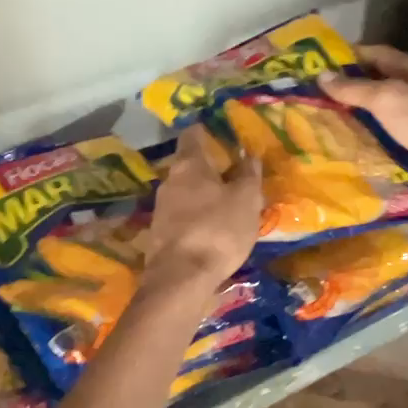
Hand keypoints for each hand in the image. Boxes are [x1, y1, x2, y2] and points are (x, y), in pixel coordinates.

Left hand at [144, 125, 262, 288]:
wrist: (181, 278)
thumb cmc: (217, 230)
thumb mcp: (246, 200)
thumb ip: (248, 175)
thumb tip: (248, 154)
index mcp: (188, 165)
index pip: (192, 135)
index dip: (205, 130)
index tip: (217, 129)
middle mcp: (169, 181)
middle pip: (187, 165)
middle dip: (207, 167)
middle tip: (230, 170)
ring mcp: (160, 209)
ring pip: (184, 192)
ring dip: (202, 194)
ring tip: (225, 201)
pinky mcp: (159, 234)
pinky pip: (181, 216)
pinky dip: (196, 216)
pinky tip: (210, 227)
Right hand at [317, 43, 407, 192]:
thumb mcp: (387, 99)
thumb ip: (355, 88)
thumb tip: (322, 76)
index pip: (377, 53)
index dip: (349, 56)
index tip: (319, 64)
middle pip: (382, 79)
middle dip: (352, 85)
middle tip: (319, 95)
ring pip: (388, 106)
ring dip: (363, 111)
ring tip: (332, 119)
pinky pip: (395, 130)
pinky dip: (376, 132)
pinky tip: (359, 141)